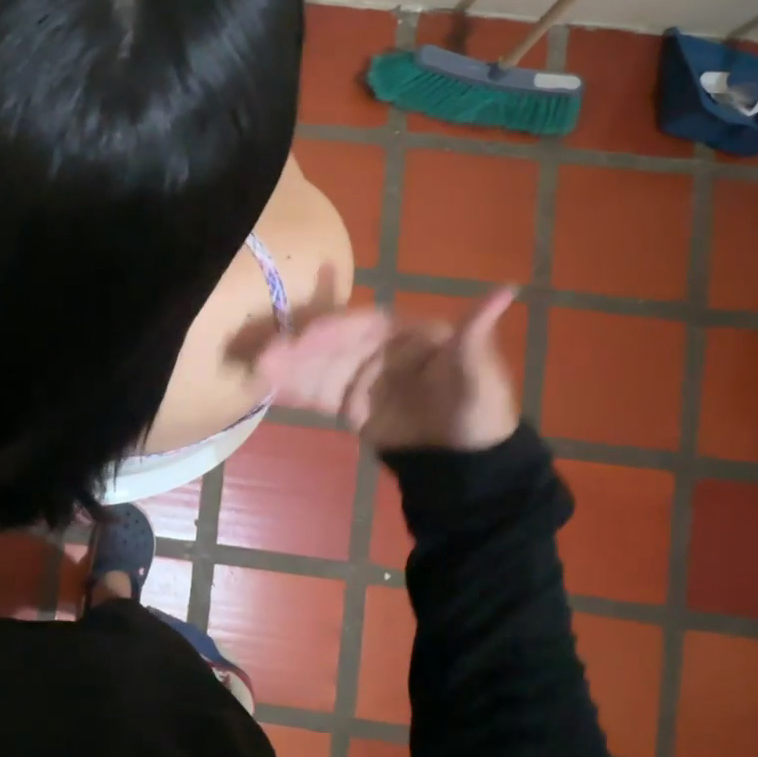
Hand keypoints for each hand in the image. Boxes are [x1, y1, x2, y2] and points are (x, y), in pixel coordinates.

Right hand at [258, 287, 519, 452]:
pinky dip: (290, 390)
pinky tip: (262, 386)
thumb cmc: (479, 413)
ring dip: (284, 367)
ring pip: (315, 368)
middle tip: (260, 352)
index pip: (363, 326)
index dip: (333, 329)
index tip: (304, 335)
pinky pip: (315, 394)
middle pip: (330, 345)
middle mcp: (377, 350)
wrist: (468, 465)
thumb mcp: (481, 375)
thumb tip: (506, 291)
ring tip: (251, 367)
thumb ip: (475, 336)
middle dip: (296, 348)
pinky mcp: (347, 406)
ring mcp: (359, 378)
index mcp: (407, 336)